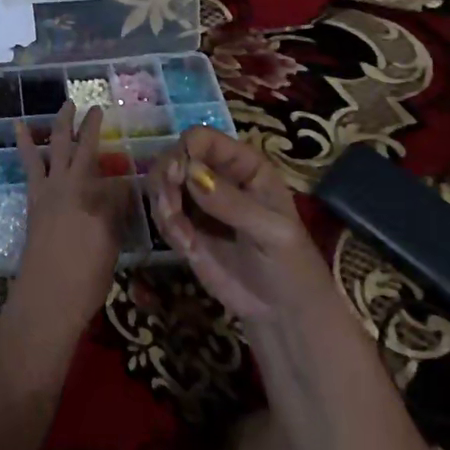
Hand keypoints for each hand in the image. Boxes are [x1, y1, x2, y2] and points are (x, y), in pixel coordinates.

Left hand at [8, 102, 124, 334]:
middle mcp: (68, 187)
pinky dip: (27, 147)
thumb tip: (121, 187)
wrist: (47, 297)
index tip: (126, 143)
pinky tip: (23, 135)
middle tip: (90, 106)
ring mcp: (46, 195)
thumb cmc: (86, 275)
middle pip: (76, 148)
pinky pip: (29, 167)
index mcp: (91, 195)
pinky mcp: (33, 205)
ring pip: (49, 152)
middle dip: (84, 126)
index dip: (118, 157)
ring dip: (54, 129)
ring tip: (55, 109)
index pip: (108, 165)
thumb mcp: (110, 242)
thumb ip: (114, 210)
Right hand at [146, 127, 334, 323]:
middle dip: (165, 181)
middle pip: (172, 157)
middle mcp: (216, 176)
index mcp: (244, 166)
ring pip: (160, 184)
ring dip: (163, 206)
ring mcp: (196, 201)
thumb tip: (191, 172)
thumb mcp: (271, 232)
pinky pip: (159, 213)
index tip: (177, 176)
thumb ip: (232, 203)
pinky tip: (187, 248)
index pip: (202, 139)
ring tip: (183, 236)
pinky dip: (166, 228)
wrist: (281, 310)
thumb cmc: (290, 265)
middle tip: (171, 210)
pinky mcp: (182, 226)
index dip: (185, 151)